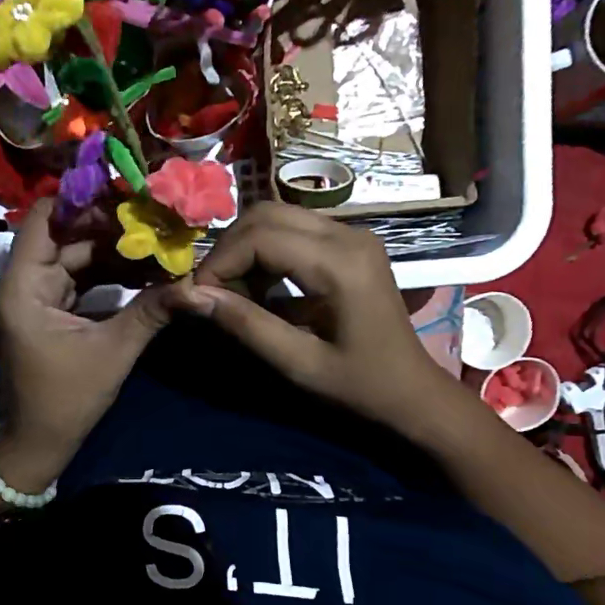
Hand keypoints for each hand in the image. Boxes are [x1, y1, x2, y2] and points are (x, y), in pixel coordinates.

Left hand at [0, 200, 192, 491]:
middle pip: (68, 235)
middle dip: (114, 228)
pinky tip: (147, 271)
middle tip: (160, 222)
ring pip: (79, 256)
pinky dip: (112, 274)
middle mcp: (26, 281)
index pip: (47, 218)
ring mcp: (40, 295)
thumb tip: (197, 287)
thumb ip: (152, 312)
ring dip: (117, 251)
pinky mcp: (54, 310)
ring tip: (161, 243)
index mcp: (25, 284)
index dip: (86, 203)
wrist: (40, 443)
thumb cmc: (65, 399)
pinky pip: (83, 279)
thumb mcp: (113, 352)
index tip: (132, 200)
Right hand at [191, 203, 459, 435]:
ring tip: (234, 292)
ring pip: (278, 217)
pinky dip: (267, 250)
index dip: (221, 262)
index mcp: (340, 264)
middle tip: (213, 292)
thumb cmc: (360, 385)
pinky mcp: (351, 242)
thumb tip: (192, 296)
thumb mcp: (299, 363)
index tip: (200, 296)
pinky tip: (261, 287)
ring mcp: (352, 234)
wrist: (412, 390)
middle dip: (230, 249)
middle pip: (266, 214)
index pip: (260, 237)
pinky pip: (295, 229)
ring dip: (247, 248)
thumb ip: (246, 325)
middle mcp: (348, 235)